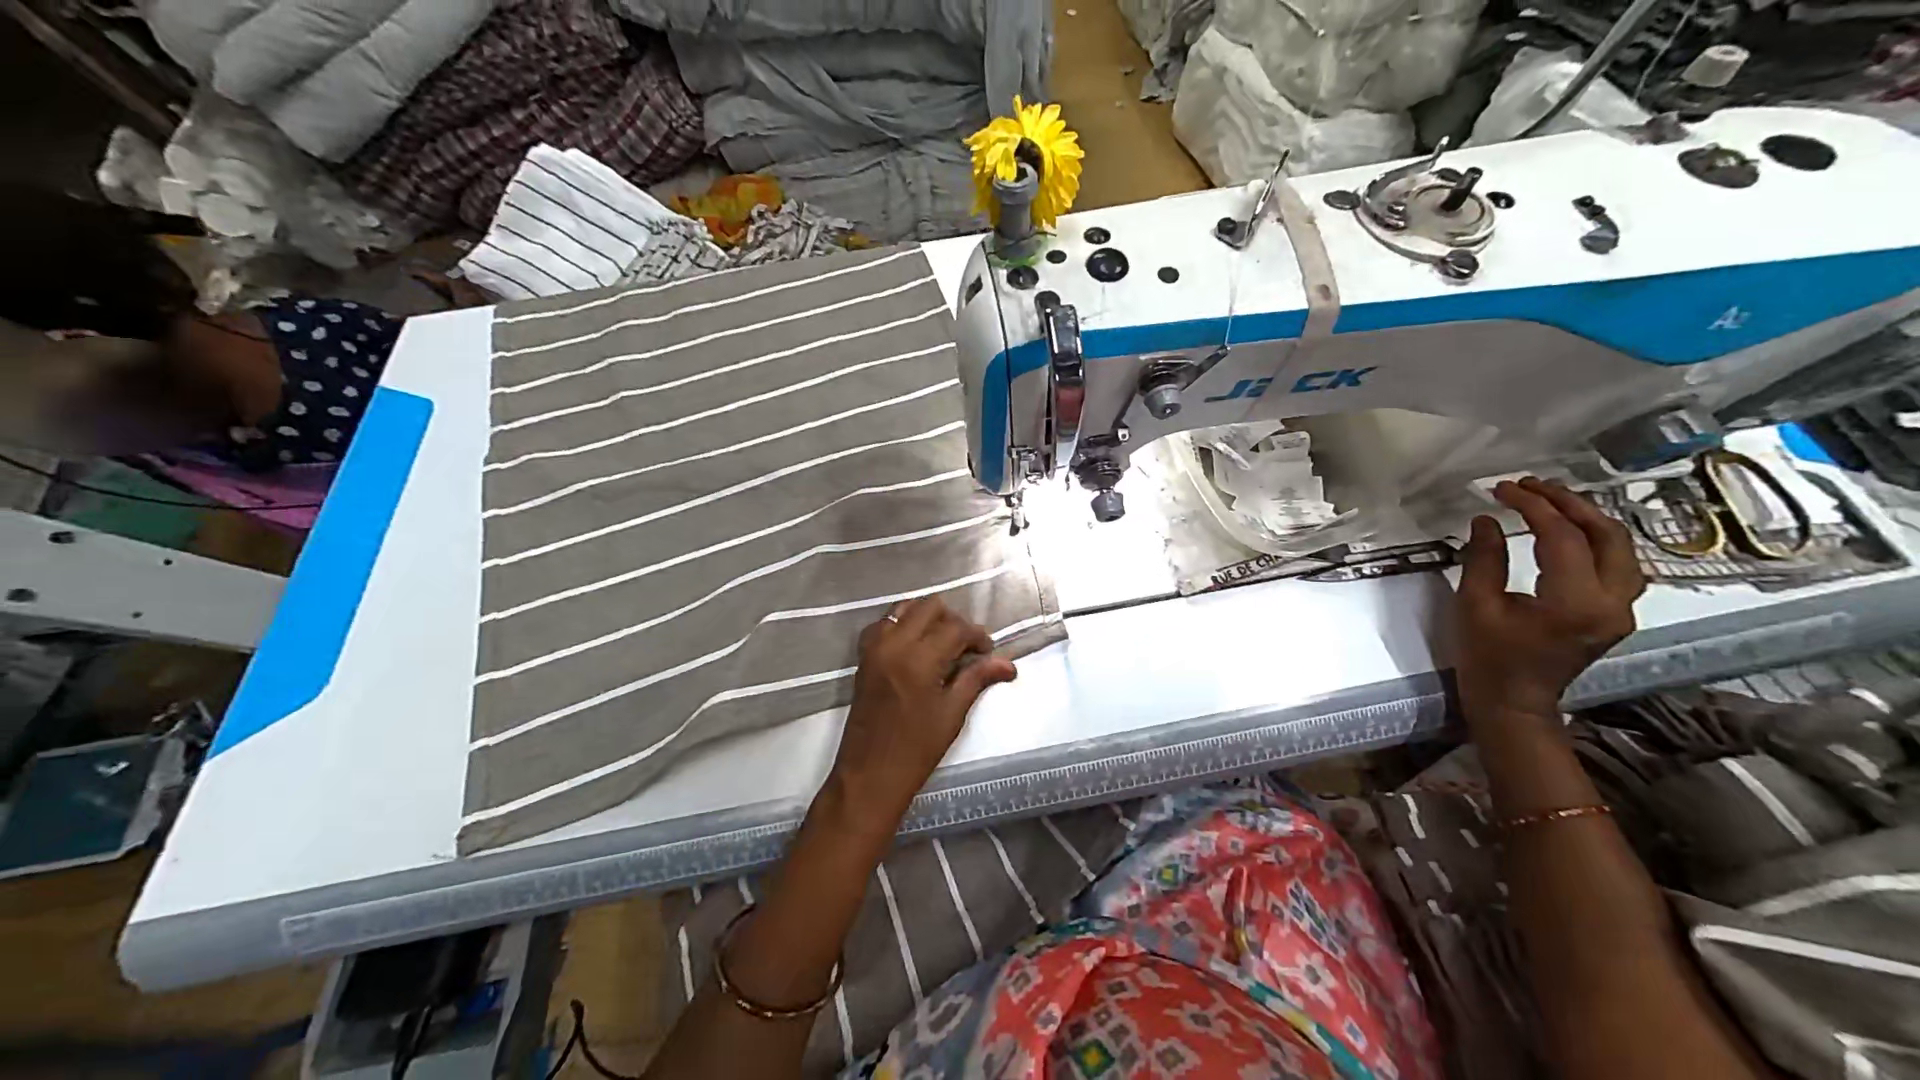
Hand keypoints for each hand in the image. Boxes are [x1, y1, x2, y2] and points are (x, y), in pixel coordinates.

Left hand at [826, 598, 1017, 826]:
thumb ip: (977, 679)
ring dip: (926, 619)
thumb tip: (1008, 663)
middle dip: (952, 621)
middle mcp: (894, 643)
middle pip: (929, 607)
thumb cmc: (916, 749)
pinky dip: (901, 625)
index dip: (977, 636)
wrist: (871, 773)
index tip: (987, 653)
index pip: (956, 628)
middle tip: (965, 647)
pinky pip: (883, 623)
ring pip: (904, 608)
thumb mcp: (952, 713)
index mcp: (919, 659)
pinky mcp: (863, 656)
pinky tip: (914, 647)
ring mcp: (874, 647)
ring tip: (941, 644)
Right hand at [1455, 477, 1644, 722]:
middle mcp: (1613, 602)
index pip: (1561, 537)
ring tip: (1549, 500)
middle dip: (1566, 503)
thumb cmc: (1488, 657)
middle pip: (1605, 534)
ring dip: (1586, 518)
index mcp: (1575, 601)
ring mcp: (1622, 608)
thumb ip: (1483, 558)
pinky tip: (1569, 529)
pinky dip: (1595, 538)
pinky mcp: (1617, 612)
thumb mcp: (1475, 605)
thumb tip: (1486, 519)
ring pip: (1620, 546)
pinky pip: (1618, 563)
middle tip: (1528, 486)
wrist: (1513, 701)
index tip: (1501, 490)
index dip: (1531, 507)